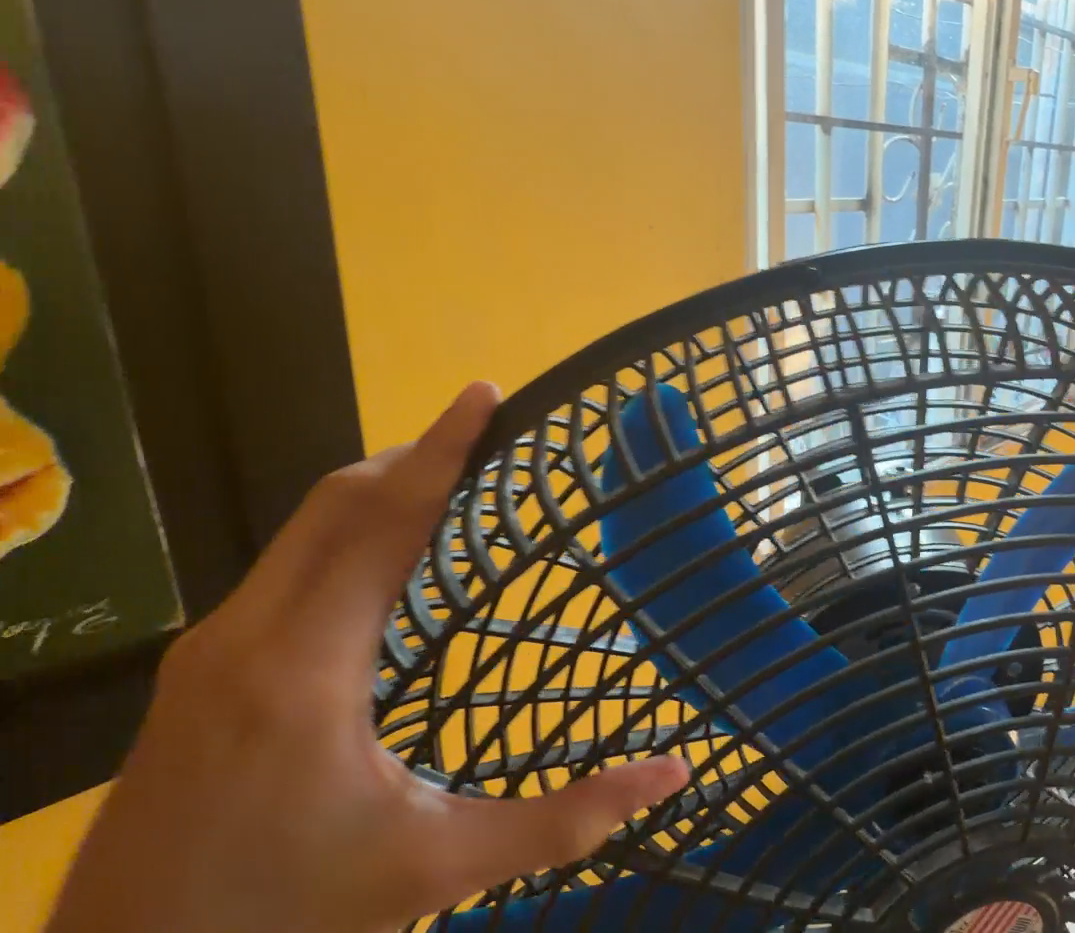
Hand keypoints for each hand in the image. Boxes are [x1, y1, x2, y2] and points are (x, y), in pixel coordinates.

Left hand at [48, 382, 690, 932]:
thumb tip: (674, 772)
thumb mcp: (440, 865)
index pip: (382, 523)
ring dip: (379, 490)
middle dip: (413, 457)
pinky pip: (286, 562)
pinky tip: (387, 561)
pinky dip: (348, 531)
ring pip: (302, 529)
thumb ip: (564, 819)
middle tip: (489, 442)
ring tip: (452, 488)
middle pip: (335, 504)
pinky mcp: (199, 665)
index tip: (485, 393)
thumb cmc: (292, 911)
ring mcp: (212, 647)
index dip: (440, 451)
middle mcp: (248, 635)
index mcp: (307, 669)